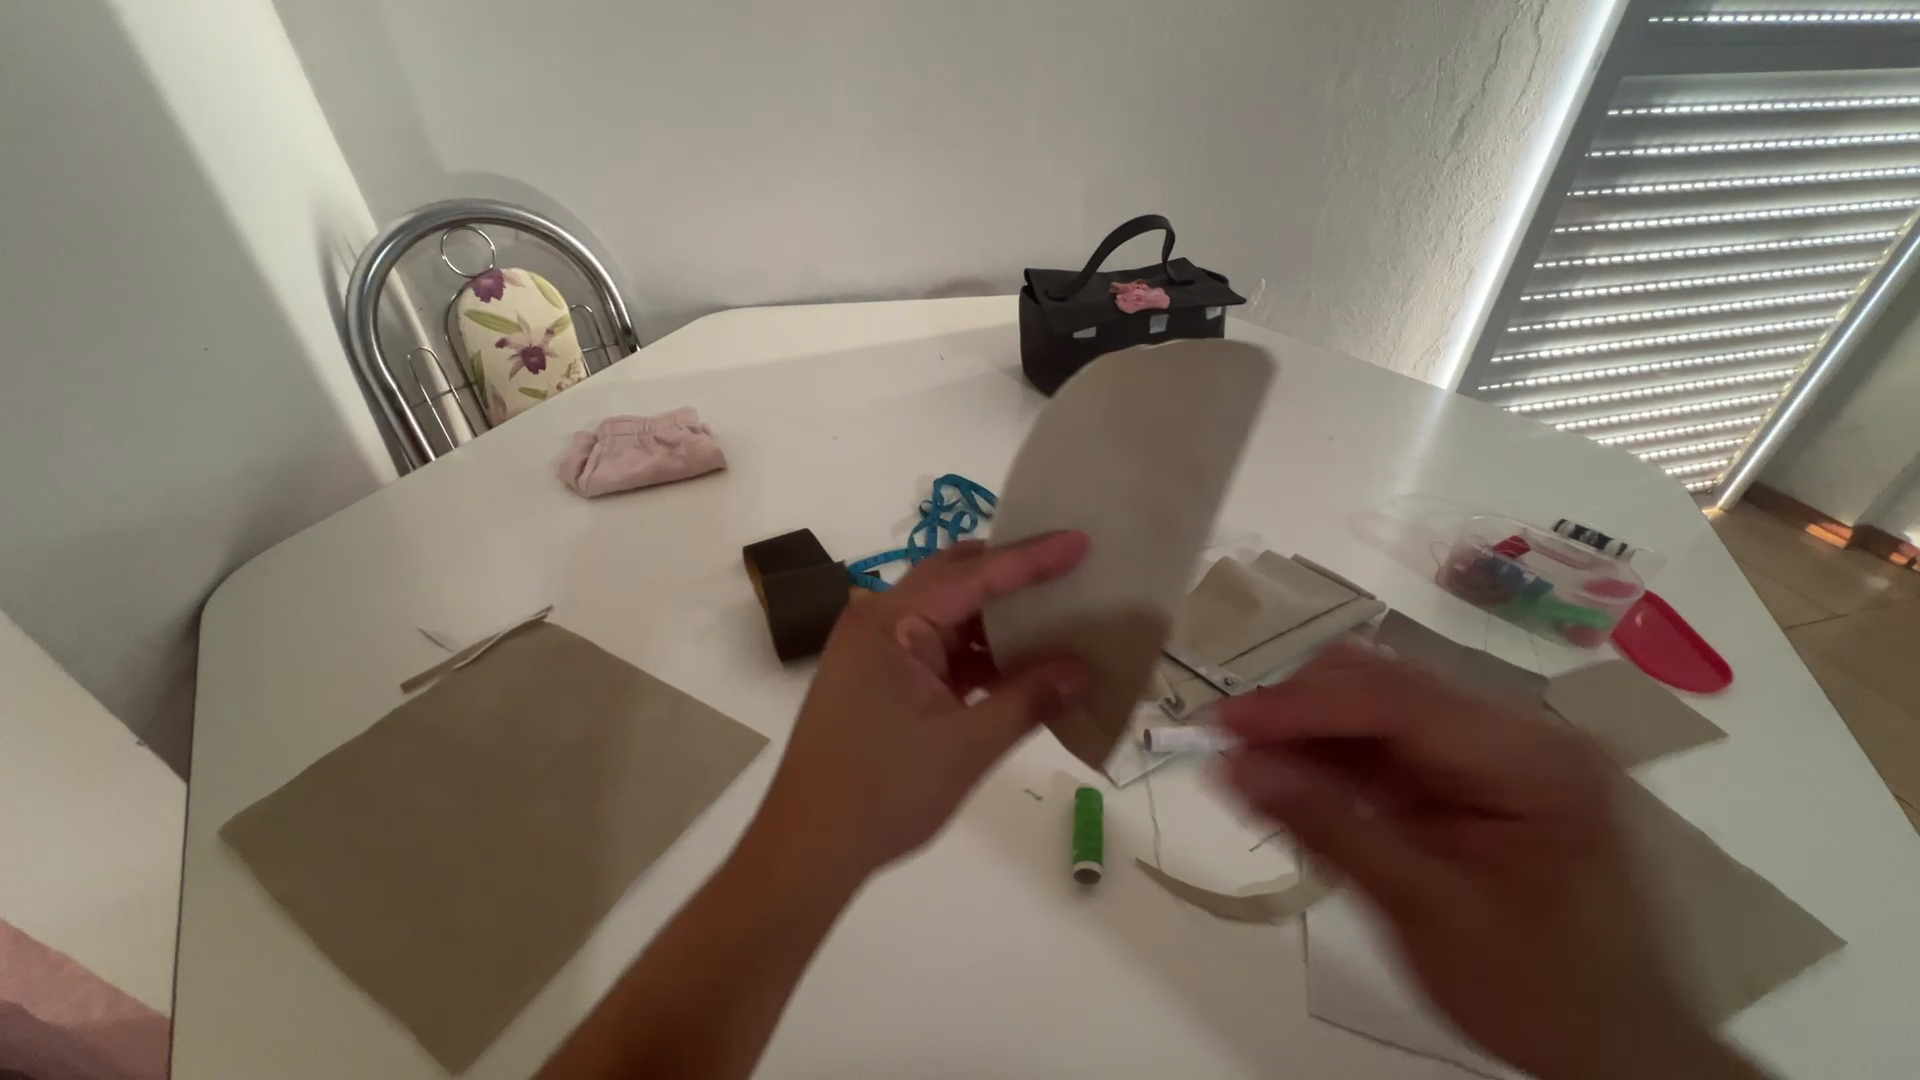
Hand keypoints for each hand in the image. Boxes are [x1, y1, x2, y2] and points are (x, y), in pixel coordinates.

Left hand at [751, 532, 1091, 884]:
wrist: (809, 848)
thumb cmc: (882, 792)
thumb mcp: (966, 746)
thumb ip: (1028, 700)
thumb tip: (1082, 671)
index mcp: (890, 622)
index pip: (973, 575)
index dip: (1031, 558)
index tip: (1080, 541)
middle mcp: (879, 621)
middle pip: (956, 580)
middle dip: (1013, 574)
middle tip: (1071, 568)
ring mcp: (878, 651)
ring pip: (950, 616)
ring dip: (999, 619)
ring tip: (1058, 616)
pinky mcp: (883, 679)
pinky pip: (940, 650)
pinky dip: (980, 655)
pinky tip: (1022, 666)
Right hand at [1216, 644, 1757, 1079]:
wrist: (1619, 1055)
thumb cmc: (1544, 996)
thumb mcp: (1429, 914)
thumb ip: (1329, 830)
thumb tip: (1231, 769)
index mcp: (1534, 758)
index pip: (1397, 703)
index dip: (1299, 706)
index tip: (1221, 722)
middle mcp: (1513, 733)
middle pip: (1381, 686)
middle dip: (1296, 711)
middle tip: (1223, 744)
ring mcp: (1487, 751)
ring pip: (1369, 707)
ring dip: (1302, 732)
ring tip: (1241, 764)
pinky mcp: (1461, 775)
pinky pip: (1376, 746)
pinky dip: (1324, 760)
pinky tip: (1281, 778)